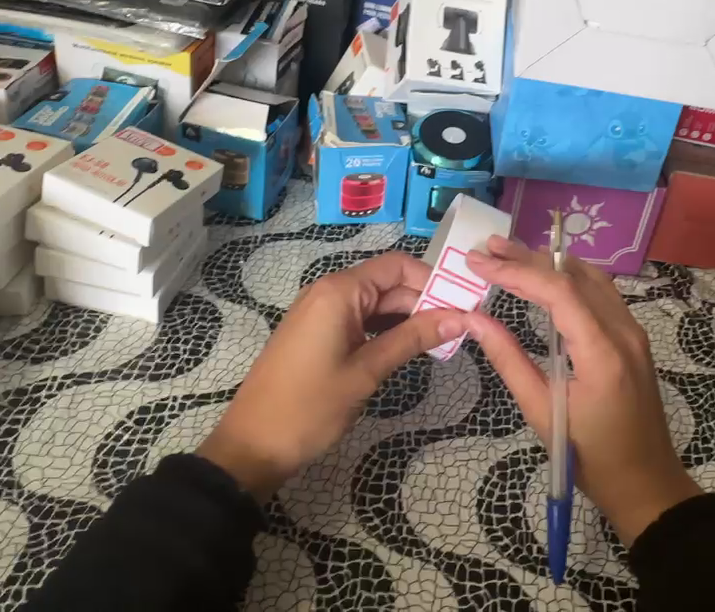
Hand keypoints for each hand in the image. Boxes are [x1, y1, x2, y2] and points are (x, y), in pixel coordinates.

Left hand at [198, 252, 466, 499]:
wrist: (250, 448)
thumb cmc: (309, 407)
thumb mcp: (367, 371)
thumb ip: (413, 339)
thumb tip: (459, 317)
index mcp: (339, 291)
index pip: (397, 266)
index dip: (432, 279)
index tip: (463, 303)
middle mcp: (329, 291)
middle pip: (388, 283)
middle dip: (424, 301)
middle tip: (460, 327)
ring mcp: (321, 312)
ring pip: (375, 302)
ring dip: (407, 317)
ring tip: (442, 339)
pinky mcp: (317, 333)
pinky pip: (359, 318)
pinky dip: (385, 328)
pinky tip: (408, 347)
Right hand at [463, 237, 702, 544]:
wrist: (647, 484)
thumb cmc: (590, 458)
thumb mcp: (541, 412)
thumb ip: (509, 360)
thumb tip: (474, 319)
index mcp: (602, 352)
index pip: (558, 291)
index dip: (516, 271)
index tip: (479, 261)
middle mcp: (624, 331)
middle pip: (574, 276)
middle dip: (528, 257)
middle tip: (487, 247)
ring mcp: (633, 331)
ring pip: (591, 277)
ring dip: (550, 261)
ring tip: (509, 252)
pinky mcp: (633, 335)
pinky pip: (601, 291)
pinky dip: (569, 275)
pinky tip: (546, 274)